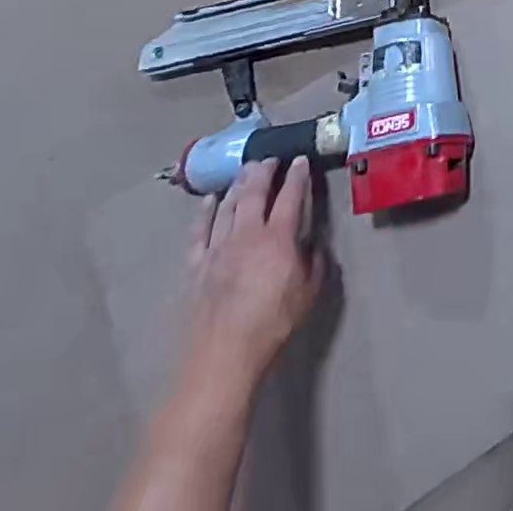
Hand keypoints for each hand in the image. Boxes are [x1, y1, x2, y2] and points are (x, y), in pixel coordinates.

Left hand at [185, 158, 323, 387]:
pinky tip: (211, 200)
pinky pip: (200, 230)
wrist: (223, 355)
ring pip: (227, 206)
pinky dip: (205, 212)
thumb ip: (315, 262)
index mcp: (278, 238)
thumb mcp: (309, 291)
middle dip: (263, 171)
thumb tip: (314, 243)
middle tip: (270, 158)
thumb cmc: (274, 323)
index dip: (297, 176)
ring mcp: (218, 248)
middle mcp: (247, 235)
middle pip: (254, 193)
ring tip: (246, 170)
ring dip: (238, 184)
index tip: (301, 160)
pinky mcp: (197, 265)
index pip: (291, 197)